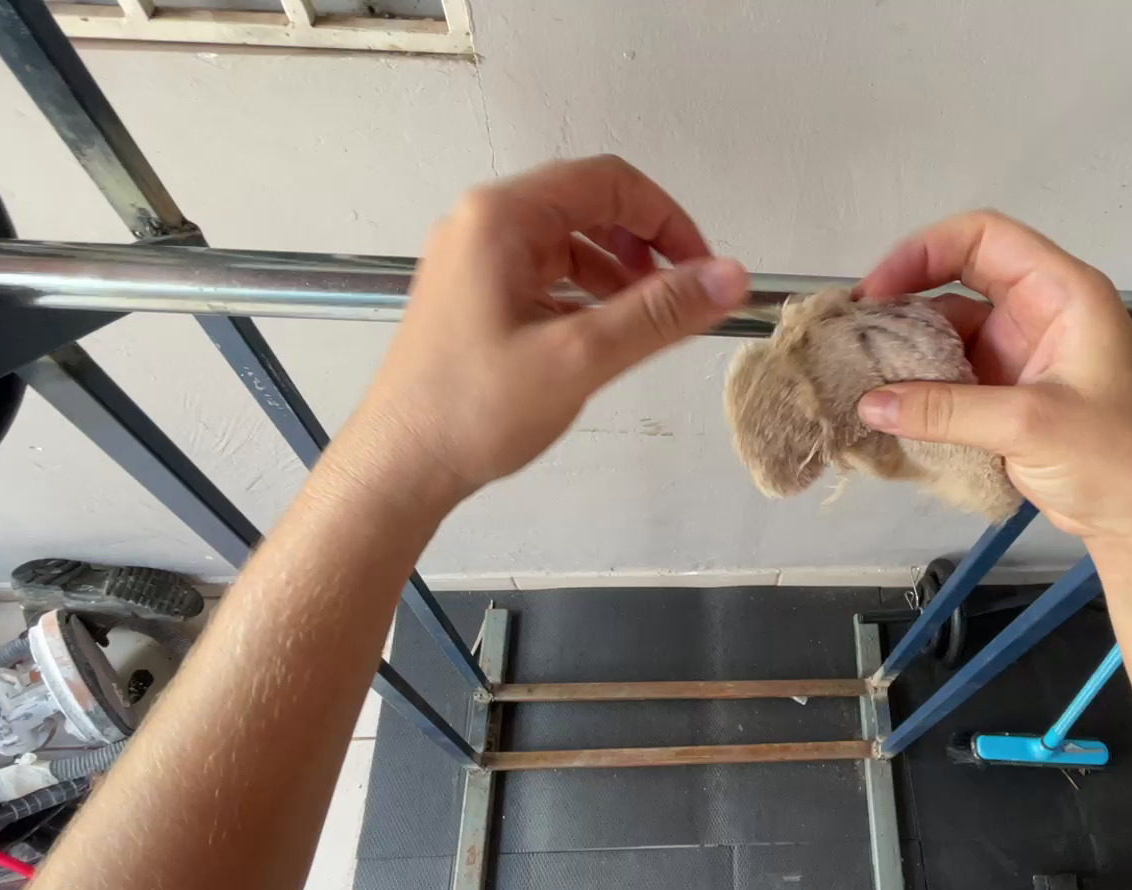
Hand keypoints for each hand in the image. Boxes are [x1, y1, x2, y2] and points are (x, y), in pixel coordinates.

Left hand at [355, 156, 747, 499]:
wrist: (400, 466)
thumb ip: (658, 315)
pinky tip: (604, 337)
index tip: (704, 272)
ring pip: (569, 247)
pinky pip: (546, 279)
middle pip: (587, 208)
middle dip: (645, 248)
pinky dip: (586, 298)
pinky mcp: (475, 298)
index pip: (608, 182)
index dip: (668, 220)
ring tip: (649, 324)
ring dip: (618, 276)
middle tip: (681, 300)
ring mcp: (475, 262)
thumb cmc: (477, 410)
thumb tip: (731, 277)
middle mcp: (484, 225)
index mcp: (501, 218)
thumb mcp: (578, 358)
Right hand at [854, 211, 1131, 546]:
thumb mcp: (1028, 423)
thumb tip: (868, 405)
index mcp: (1060, 294)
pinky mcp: (1002, 399)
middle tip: (852, 335)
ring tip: (857, 371)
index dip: (923, 252)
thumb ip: (944, 410)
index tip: (875, 292)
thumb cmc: (1115, 458)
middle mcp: (1035, 315)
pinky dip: (916, 389)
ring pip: (947, 336)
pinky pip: (949, 380)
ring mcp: (1016, 359)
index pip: (982, 239)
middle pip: (956, 285)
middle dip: (902, 304)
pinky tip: (884, 403)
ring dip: (904, 352)